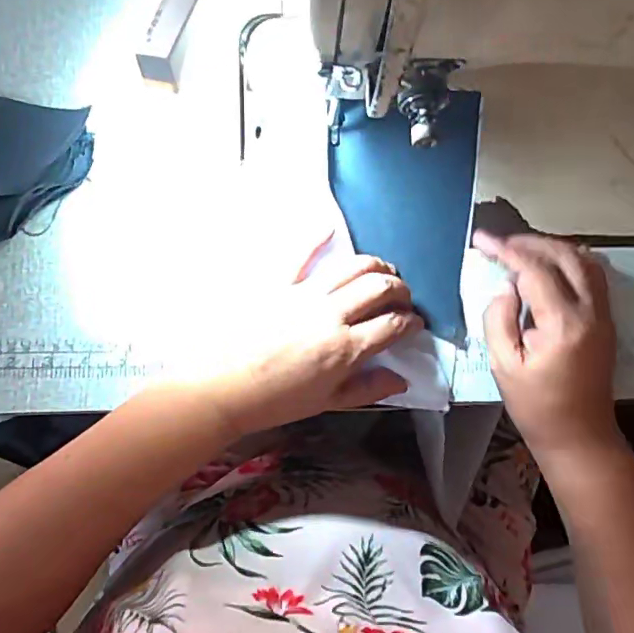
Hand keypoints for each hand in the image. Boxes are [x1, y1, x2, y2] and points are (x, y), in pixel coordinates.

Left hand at [197, 253, 423, 436]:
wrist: (220, 388)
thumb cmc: (271, 401)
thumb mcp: (325, 404)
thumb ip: (366, 389)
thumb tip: (400, 378)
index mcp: (345, 349)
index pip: (394, 324)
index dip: (411, 322)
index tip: (412, 324)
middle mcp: (330, 315)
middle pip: (380, 288)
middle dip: (400, 290)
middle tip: (401, 299)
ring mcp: (302, 295)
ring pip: (352, 266)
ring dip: (374, 265)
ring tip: (379, 272)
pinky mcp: (276, 285)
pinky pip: (300, 254)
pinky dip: (316, 238)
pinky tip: (329, 228)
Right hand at [473, 232, 620, 457]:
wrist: (579, 434)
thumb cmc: (535, 405)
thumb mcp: (503, 365)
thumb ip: (499, 320)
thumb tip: (504, 288)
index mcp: (563, 324)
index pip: (535, 271)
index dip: (506, 251)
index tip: (482, 241)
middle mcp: (590, 311)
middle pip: (564, 256)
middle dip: (529, 242)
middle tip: (498, 242)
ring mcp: (603, 314)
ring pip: (584, 261)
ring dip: (551, 247)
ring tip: (520, 248)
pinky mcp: (605, 319)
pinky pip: (592, 275)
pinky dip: (568, 260)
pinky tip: (547, 263)